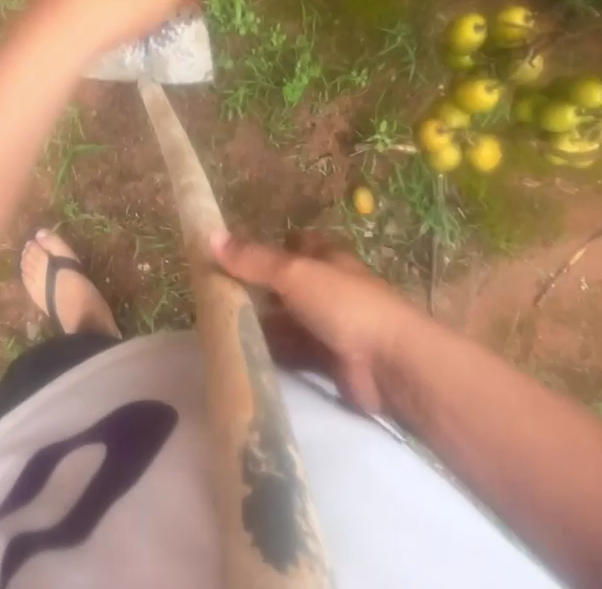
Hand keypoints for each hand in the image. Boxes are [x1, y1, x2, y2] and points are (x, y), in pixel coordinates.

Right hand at [210, 231, 429, 415]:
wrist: (391, 365)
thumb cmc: (345, 305)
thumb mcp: (295, 273)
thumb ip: (254, 259)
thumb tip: (210, 236)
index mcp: (327, 259)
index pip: (294, 245)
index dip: (266, 247)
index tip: (230, 255)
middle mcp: (328, 289)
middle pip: (285, 286)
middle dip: (255, 290)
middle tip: (212, 295)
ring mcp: (329, 327)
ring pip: (286, 321)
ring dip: (260, 324)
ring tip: (216, 327)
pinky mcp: (328, 361)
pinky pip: (292, 353)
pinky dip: (271, 353)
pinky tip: (241, 355)